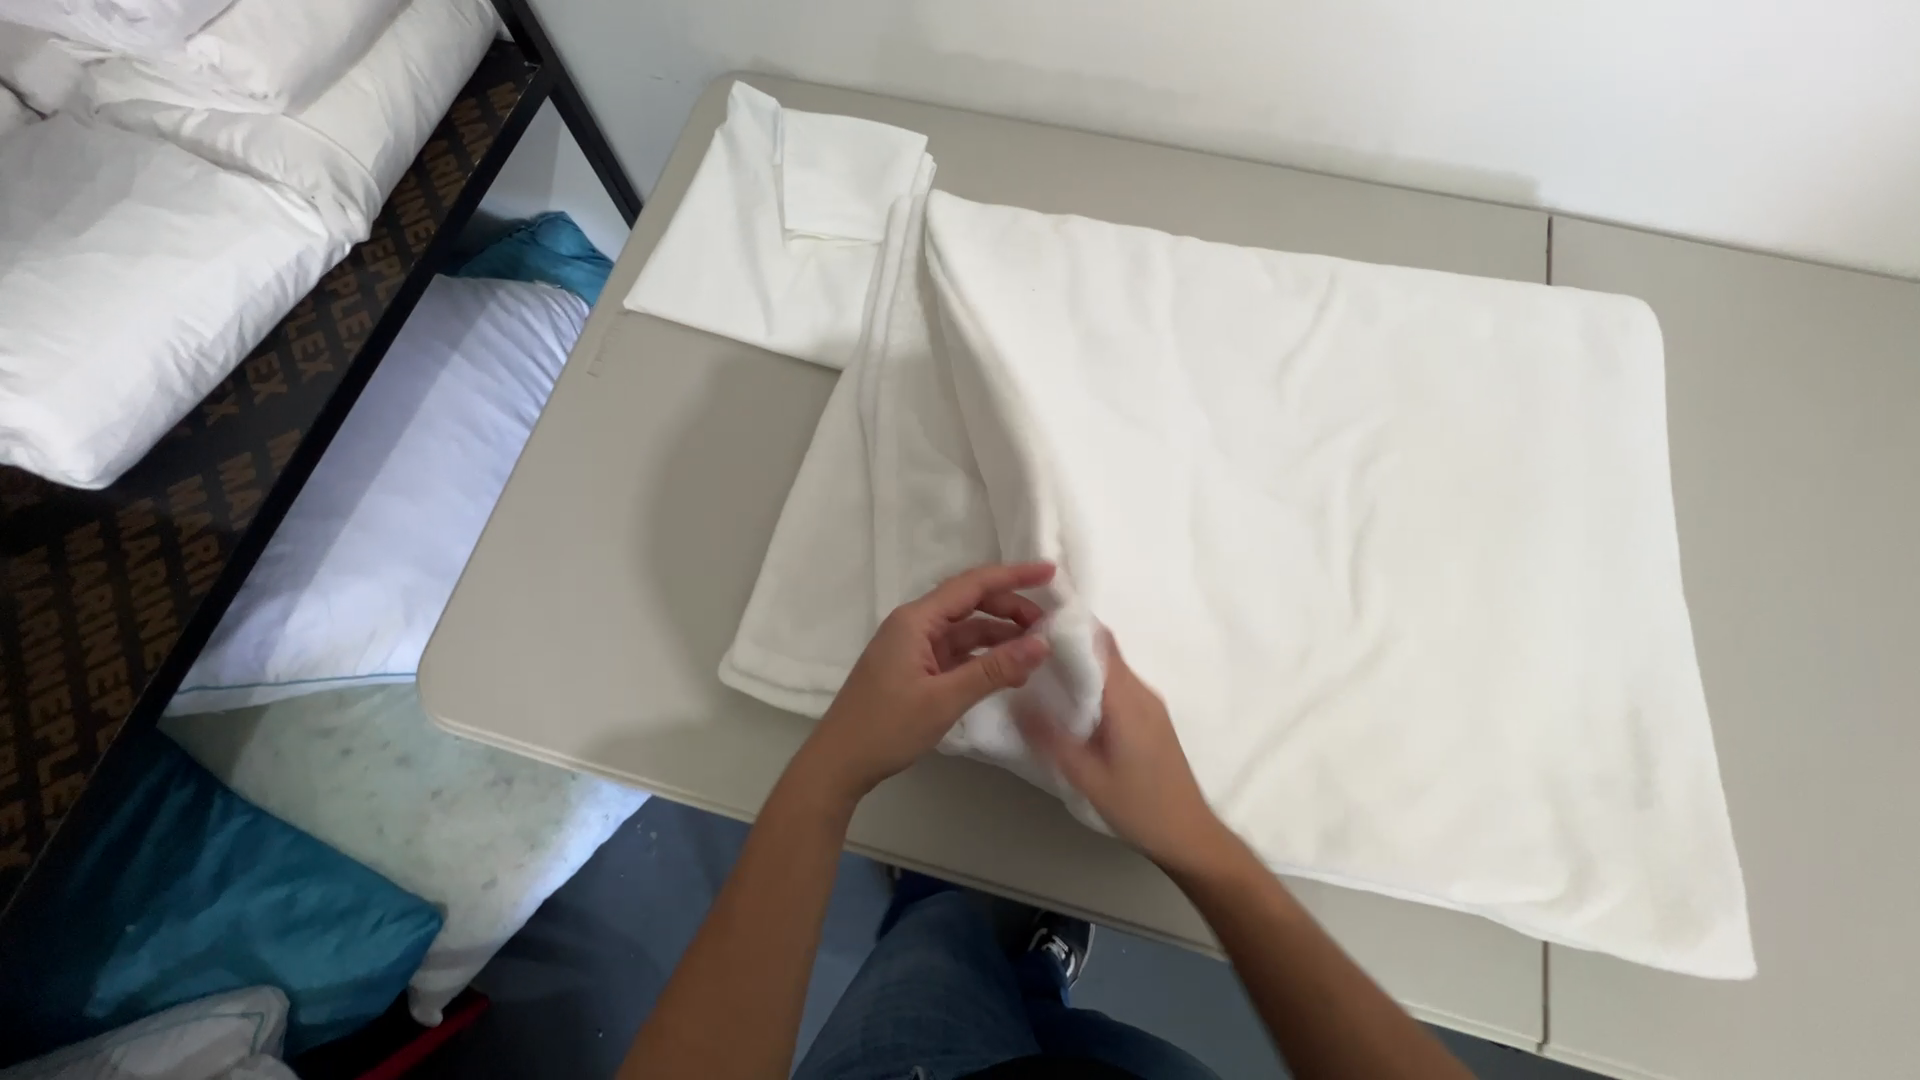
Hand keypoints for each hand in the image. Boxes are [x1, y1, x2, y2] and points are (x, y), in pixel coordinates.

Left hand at [791, 562, 1056, 804]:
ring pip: (966, 629)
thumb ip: (994, 670)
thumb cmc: (887, 727)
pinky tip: (1009, 670)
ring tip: (1037, 650)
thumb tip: (1041, 644)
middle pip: (971, 604)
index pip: (973, 585)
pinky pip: (957, 652)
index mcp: (916, 620)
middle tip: (1049, 626)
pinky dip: (984, 657)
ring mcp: (914, 647)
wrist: (839, 762)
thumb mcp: (945, 699)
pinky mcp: (916, 669)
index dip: (1013, 576)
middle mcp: (915, 624)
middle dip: (1011, 609)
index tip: (1050, 572)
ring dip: (1000, 636)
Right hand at [1018, 633, 1237, 874]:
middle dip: (1069, 646)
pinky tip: (1070, 702)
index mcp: (1128, 700)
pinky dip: (1094, 684)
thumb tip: (1019, 703)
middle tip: (1028, 649)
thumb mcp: (1087, 778)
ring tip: (1041, 672)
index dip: (1071, 628)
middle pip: (1105, 653)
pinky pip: (1119, 687)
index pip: (1101, 645)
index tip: (1036, 623)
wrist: (1190, 836)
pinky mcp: (1151, 719)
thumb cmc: (1140, 808)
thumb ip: (1053, 740)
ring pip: (1111, 671)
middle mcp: (1142, 693)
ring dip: (1081, 666)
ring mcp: (1150, 706)